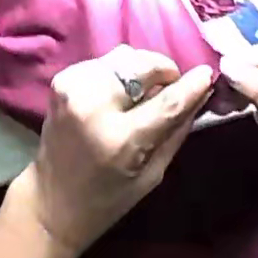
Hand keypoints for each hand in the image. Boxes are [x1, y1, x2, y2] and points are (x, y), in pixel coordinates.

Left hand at [0, 46, 214, 257]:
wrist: (50, 202)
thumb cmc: (108, 197)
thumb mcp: (151, 175)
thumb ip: (176, 129)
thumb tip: (201, 92)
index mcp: (118, 140)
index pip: (166, 102)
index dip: (191, 85)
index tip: (207, 73)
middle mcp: (94, 106)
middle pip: (143, 65)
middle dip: (162, 71)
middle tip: (168, 86)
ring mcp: (75, 87)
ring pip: (125, 56)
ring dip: (139, 70)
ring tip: (139, 93)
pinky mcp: (63, 78)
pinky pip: (105, 60)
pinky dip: (118, 72)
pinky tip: (116, 93)